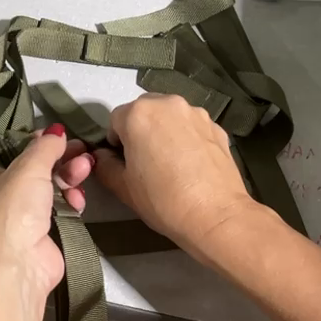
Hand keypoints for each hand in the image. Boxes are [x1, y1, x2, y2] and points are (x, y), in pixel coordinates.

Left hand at [0, 125, 91, 296]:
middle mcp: (0, 194)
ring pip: (51, 186)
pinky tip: (78, 200)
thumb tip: (56, 130)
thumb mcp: (27, 169)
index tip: (63, 135)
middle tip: (83, 151)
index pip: (14, 149)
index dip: (39, 140)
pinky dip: (71, 200)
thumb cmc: (12, 212)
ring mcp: (22, 216)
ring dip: (69, 177)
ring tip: (84, 170)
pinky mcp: (42, 234)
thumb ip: (44, 146)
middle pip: (36, 167)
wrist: (14, 271)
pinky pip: (60, 208)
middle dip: (61, 158)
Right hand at [94, 94, 267, 263]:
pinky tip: (192, 165)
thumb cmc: (163, 200)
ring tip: (171, 163)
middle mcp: (168, 104)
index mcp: (139, 114)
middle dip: (140, 130)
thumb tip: (103, 156)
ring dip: (165, 131)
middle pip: (144, 111)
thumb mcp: (123, 187)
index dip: (116, 142)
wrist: (216, 216)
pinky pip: (192, 127)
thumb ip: (105, 165)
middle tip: (146, 161)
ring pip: (170, 116)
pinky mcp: (217, 126)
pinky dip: (187, 138)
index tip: (124, 163)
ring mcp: (196, 113)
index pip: (115, 120)